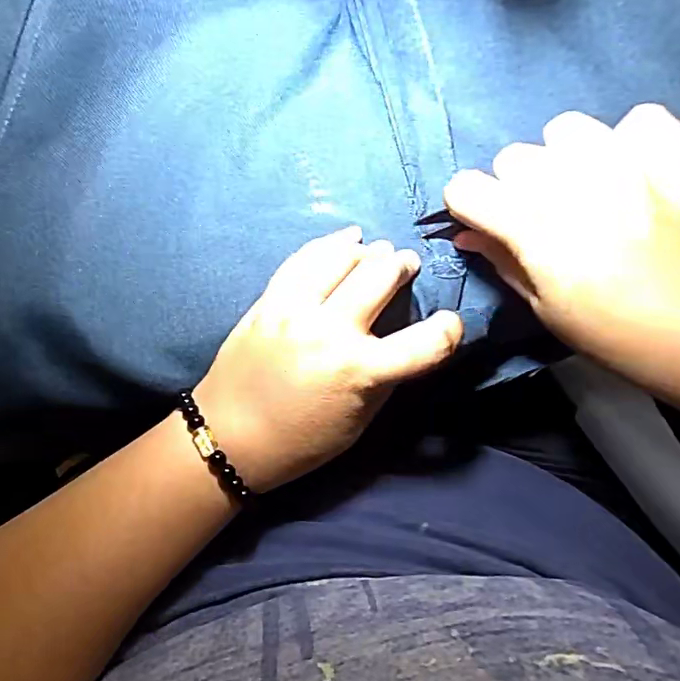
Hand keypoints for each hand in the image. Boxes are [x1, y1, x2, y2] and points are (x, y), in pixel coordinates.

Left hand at [192, 227, 463, 491]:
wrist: (230, 439)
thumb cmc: (303, 441)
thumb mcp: (360, 420)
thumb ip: (388, 377)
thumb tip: (407, 340)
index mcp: (360, 371)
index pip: (426, 342)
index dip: (449, 330)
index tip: (448, 324)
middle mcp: (331, 332)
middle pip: (380, 278)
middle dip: (403, 266)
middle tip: (408, 264)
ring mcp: (295, 311)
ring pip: (341, 258)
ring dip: (368, 250)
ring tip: (378, 250)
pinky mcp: (269, 302)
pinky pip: (302, 260)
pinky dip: (328, 246)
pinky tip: (345, 239)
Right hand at [444, 104, 679, 409]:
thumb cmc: (623, 337)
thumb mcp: (550, 311)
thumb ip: (504, 261)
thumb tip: (470, 234)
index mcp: (533, 228)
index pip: (466, 187)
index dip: (472, 207)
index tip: (490, 224)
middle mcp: (570, 181)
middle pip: (513, 157)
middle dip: (520, 187)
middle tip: (553, 219)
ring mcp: (624, 157)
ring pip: (566, 129)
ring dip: (570, 158)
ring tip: (597, 190)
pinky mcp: (673, 146)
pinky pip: (634, 120)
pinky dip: (631, 143)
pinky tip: (643, 175)